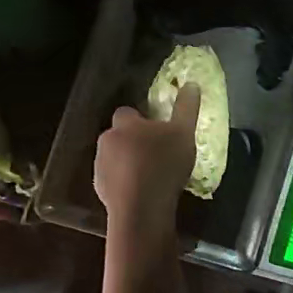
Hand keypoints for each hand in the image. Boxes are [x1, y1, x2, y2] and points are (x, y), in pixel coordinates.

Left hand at [95, 84, 198, 230]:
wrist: (142, 207)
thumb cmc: (164, 165)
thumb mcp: (184, 134)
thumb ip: (187, 109)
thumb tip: (191, 84)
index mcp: (125, 123)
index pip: (128, 112)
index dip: (141, 121)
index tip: (157, 132)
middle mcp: (107, 140)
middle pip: (120, 136)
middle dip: (134, 143)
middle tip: (157, 156)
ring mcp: (100, 165)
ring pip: (115, 158)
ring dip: (128, 163)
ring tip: (152, 178)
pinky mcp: (100, 189)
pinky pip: (113, 181)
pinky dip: (125, 184)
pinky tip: (143, 194)